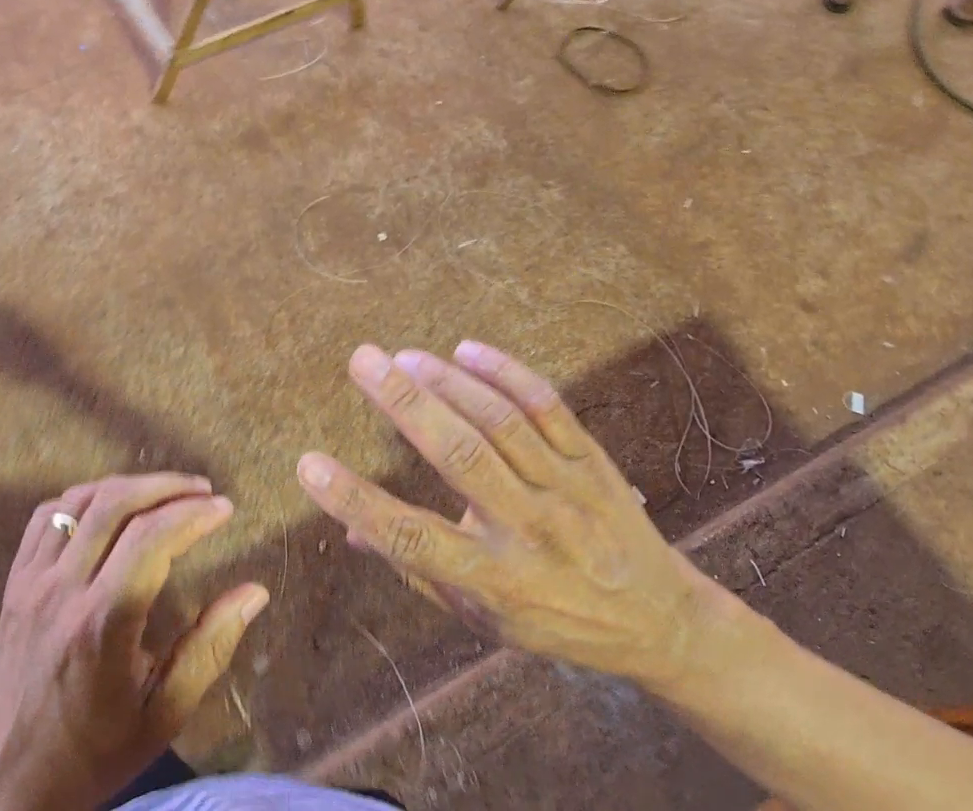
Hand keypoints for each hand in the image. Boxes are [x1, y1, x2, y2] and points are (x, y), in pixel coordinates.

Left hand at [0, 474, 269, 810]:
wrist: (12, 778)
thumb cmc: (96, 751)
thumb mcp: (165, 712)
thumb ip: (210, 647)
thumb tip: (255, 591)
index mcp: (103, 624)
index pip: (151, 539)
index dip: (192, 514)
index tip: (224, 508)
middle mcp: (62, 591)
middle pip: (115, 505)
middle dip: (165, 487)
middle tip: (202, 490)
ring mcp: (30, 583)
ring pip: (78, 502)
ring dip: (127, 486)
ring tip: (164, 492)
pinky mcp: (13, 584)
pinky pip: (45, 518)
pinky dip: (82, 500)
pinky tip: (109, 507)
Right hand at [296, 341, 720, 692]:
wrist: (663, 622)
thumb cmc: (555, 622)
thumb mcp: (482, 618)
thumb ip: (419, 573)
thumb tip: (352, 535)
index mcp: (494, 579)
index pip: (411, 538)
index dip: (355, 502)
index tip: (309, 464)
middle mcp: (530, 530)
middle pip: (461, 457)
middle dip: (406, 404)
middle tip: (362, 362)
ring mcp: (567, 490)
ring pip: (503, 424)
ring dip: (448, 383)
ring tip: (404, 357)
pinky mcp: (593, 462)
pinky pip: (549, 407)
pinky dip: (508, 374)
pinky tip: (468, 350)